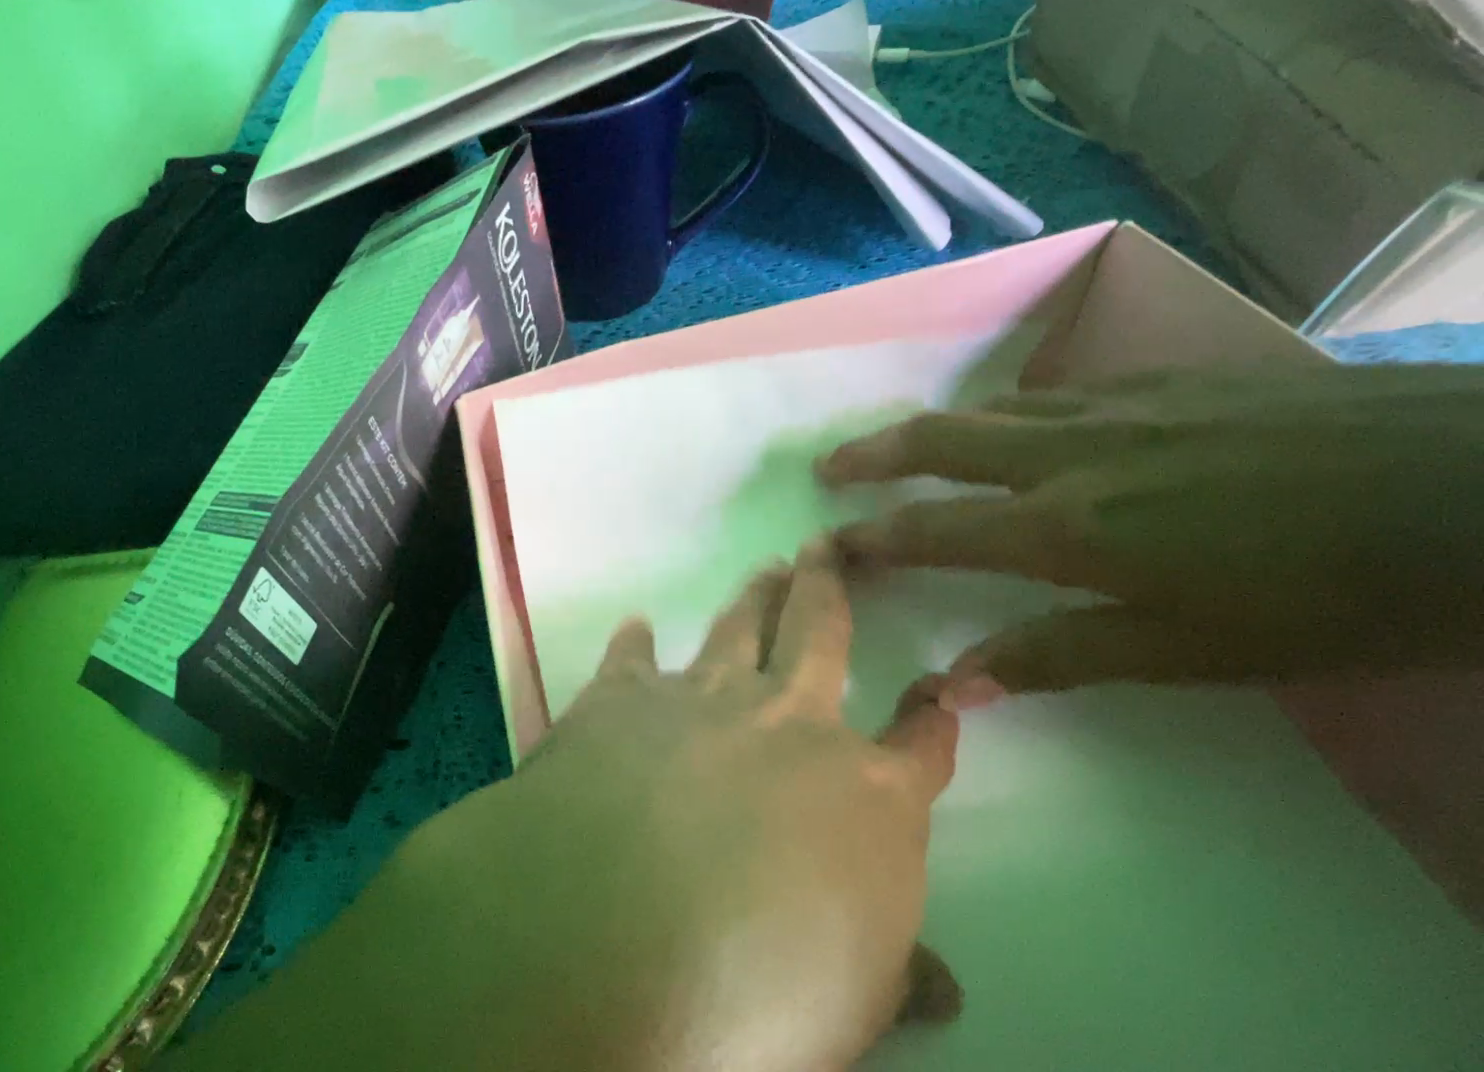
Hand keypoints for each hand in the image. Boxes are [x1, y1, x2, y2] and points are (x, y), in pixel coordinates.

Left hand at [185, 548, 959, 1071]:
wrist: (612, 939)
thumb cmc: (754, 993)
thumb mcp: (850, 1005)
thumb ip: (893, 974)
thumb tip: (944, 989)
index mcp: (864, 796)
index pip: (921, 745)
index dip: (935, 716)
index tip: (938, 688)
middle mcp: (788, 726)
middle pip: (821, 636)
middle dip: (829, 591)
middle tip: (829, 550)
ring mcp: (701, 702)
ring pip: (738, 629)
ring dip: (754, 598)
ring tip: (766, 570)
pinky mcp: (619, 701)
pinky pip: (632, 658)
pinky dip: (636, 642)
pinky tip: (637, 626)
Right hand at [817, 363, 1483, 703]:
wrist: (1482, 487)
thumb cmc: (1329, 595)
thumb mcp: (1190, 649)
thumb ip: (1059, 656)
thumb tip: (953, 685)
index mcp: (1066, 526)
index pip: (932, 529)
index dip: (870, 538)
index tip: (824, 544)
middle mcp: (1070, 454)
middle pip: (941, 442)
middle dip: (874, 454)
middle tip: (828, 468)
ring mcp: (1120, 408)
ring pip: (995, 409)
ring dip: (934, 428)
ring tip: (903, 444)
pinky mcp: (1171, 383)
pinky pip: (1059, 392)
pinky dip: (1011, 408)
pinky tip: (1020, 418)